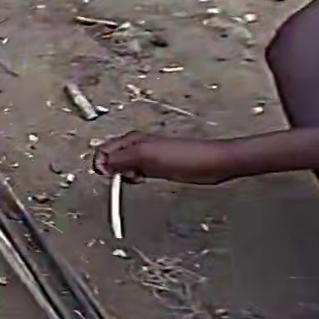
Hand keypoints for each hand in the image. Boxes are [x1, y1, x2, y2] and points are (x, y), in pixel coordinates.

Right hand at [92, 132, 238, 184]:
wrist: (217, 163)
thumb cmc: (185, 157)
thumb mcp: (146, 156)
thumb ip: (119, 159)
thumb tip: (102, 165)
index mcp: (130, 140)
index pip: (102, 150)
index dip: (101, 164)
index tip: (109, 175)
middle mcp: (135, 146)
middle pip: (109, 158)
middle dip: (110, 169)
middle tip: (124, 176)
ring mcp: (145, 156)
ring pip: (120, 166)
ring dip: (122, 175)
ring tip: (135, 178)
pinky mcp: (155, 166)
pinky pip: (134, 171)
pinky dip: (132, 177)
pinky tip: (141, 179)